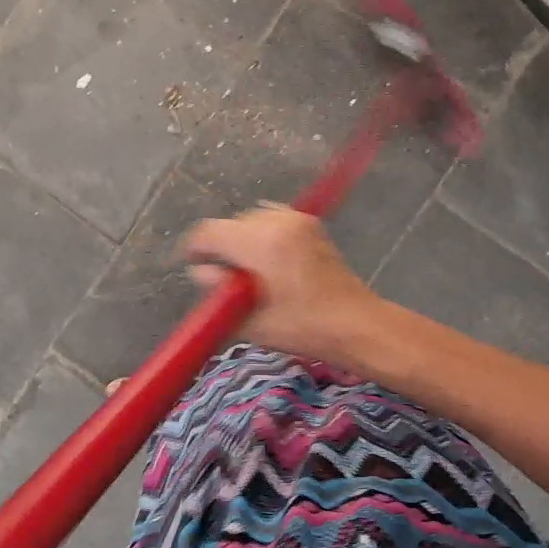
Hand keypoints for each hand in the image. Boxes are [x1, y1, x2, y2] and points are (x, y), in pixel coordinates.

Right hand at [179, 204, 387, 363]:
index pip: (209, 232)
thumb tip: (202, 273)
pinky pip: (272, 220)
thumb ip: (218, 293)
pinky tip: (269, 262)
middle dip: (222, 248)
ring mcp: (296, 219)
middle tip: (226, 280)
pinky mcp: (310, 224)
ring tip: (248, 272)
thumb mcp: (249, 321)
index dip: (195, 249)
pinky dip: (263, 235)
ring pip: (251, 220)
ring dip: (242, 241)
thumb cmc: (301, 328)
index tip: (193, 267)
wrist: (356, 323)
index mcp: (259, 243)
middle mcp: (276, 221)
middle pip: (230, 225)